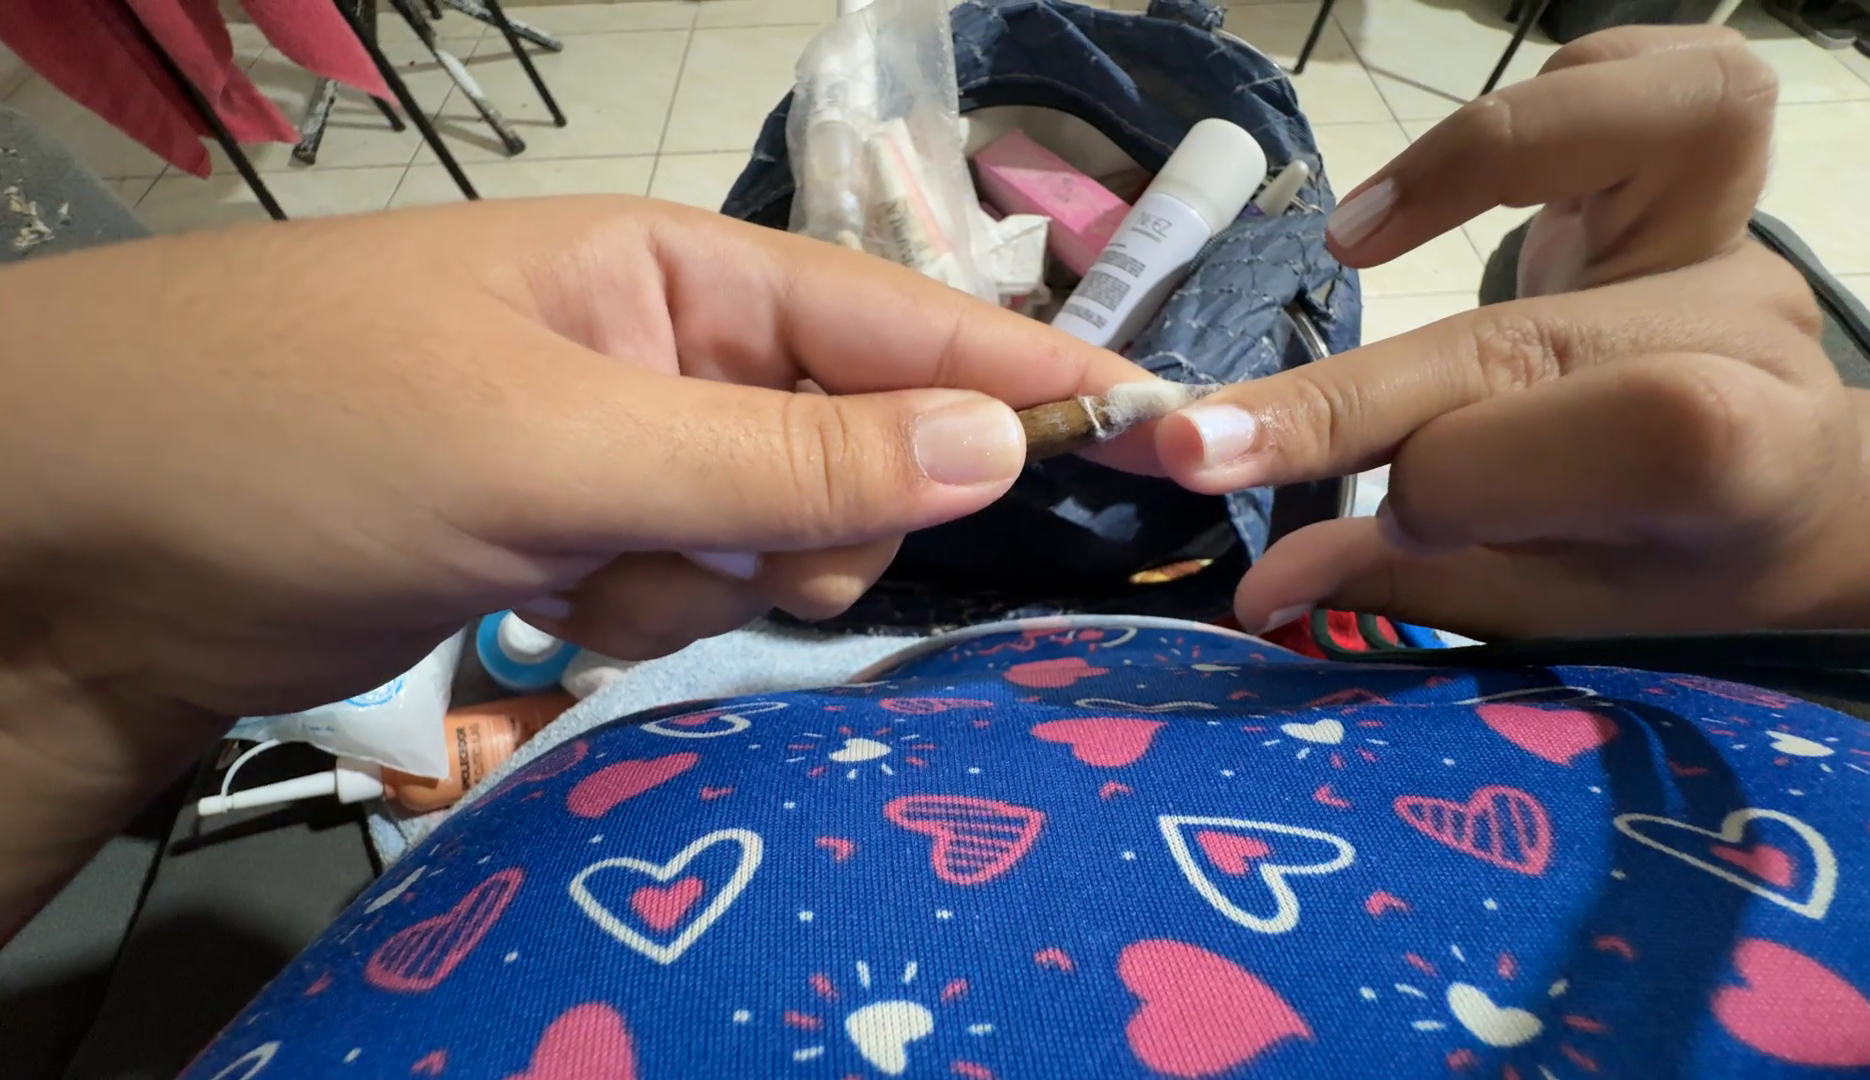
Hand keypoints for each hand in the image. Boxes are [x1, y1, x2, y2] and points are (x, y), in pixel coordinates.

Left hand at [0, 196, 1145, 930]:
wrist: (70, 550)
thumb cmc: (300, 438)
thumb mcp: (567, 445)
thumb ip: (795, 460)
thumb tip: (997, 445)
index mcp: (691, 279)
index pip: (907, 324)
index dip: (1030, 370)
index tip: (1146, 412)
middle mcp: (691, 355)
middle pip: (859, 452)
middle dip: (814, 525)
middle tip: (710, 549)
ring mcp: (655, 449)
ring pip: (790, 537)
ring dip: (722, 580)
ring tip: (595, 577)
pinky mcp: (613, 531)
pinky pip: (717, 584)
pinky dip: (666, 611)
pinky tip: (565, 609)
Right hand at [1157, 26, 1869, 638]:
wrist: (1792, 498)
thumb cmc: (1659, 567)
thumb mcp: (1530, 604)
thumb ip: (1387, 582)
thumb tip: (1250, 593)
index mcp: (1723, 475)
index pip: (1563, 455)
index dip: (1434, 487)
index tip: (1320, 537)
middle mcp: (1732, 339)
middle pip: (1509, 344)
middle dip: (1328, 403)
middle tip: (1195, 442)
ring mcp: (1720, 249)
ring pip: (1666, 117)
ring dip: (1475, 156)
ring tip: (1354, 235)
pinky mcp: (1698, 198)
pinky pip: (1666, 83)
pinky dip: (1554, 96)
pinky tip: (1456, 167)